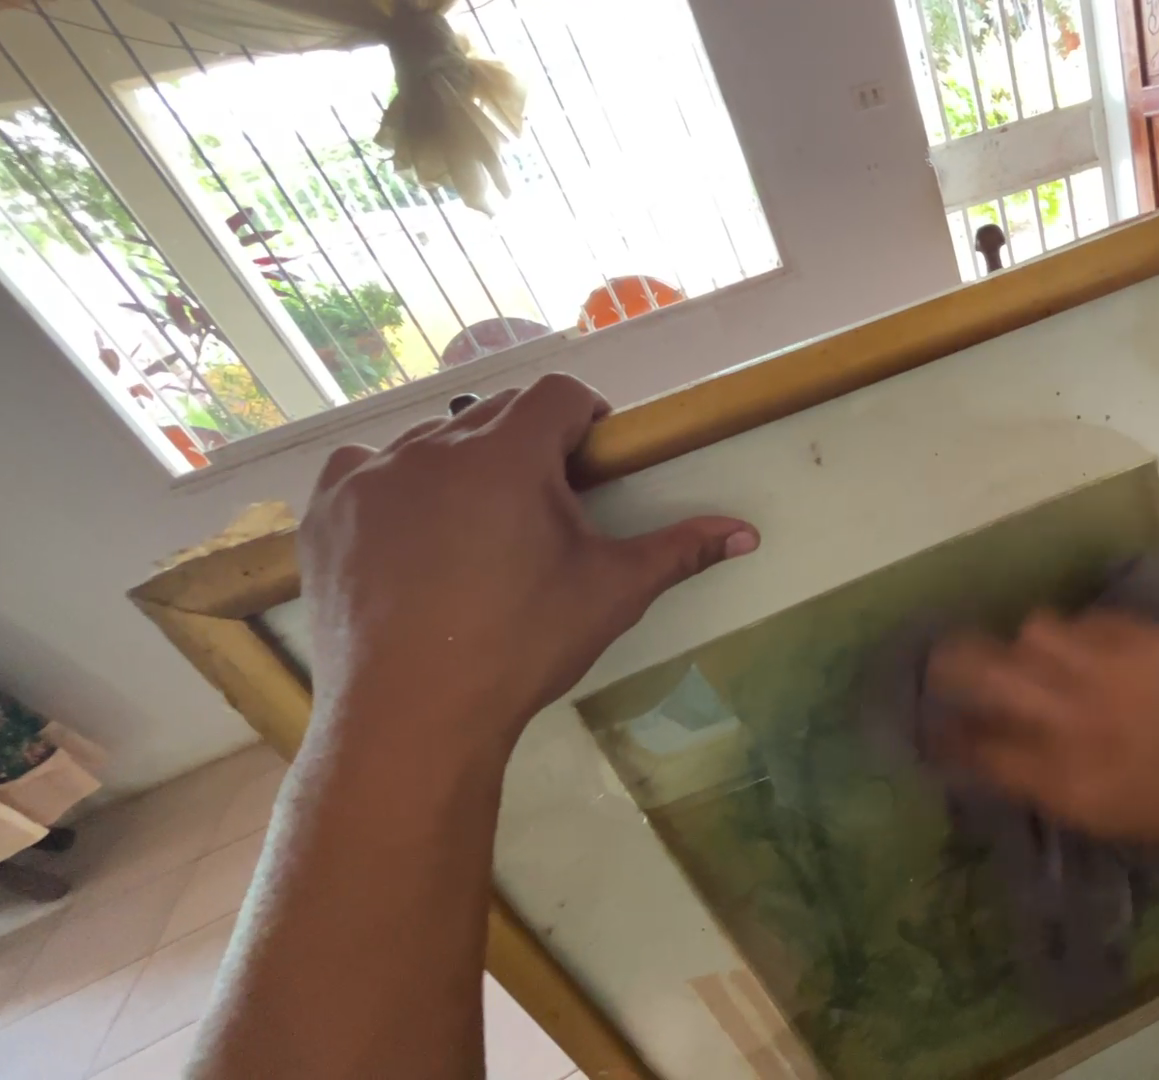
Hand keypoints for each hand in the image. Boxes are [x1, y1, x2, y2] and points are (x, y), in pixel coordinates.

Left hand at [298, 374, 757, 758]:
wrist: (414, 714)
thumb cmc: (526, 642)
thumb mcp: (615, 591)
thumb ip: (682, 550)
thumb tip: (748, 533)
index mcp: (507, 456)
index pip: (559, 392)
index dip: (590, 414)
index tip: (599, 459)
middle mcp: (433, 447)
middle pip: (500, 409)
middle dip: (536, 439)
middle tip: (554, 501)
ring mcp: (370, 476)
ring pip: (437, 437)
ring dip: (473, 458)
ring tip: (488, 520)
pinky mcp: (327, 511)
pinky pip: (370, 464)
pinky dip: (401, 478)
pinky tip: (417, 524)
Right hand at [927, 611, 1158, 850]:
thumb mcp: (1095, 813)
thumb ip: (1031, 777)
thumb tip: (981, 745)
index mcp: (1063, 775)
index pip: (979, 745)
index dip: (945, 733)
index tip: (932, 724)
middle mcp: (1078, 717)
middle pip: (987, 672)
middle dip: (952, 662)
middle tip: (945, 658)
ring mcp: (1112, 670)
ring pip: (1035, 629)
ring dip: (1028, 643)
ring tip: (1041, 654)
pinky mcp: (1144, 639)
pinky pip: (1086, 619)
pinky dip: (1080, 634)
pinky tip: (1094, 651)